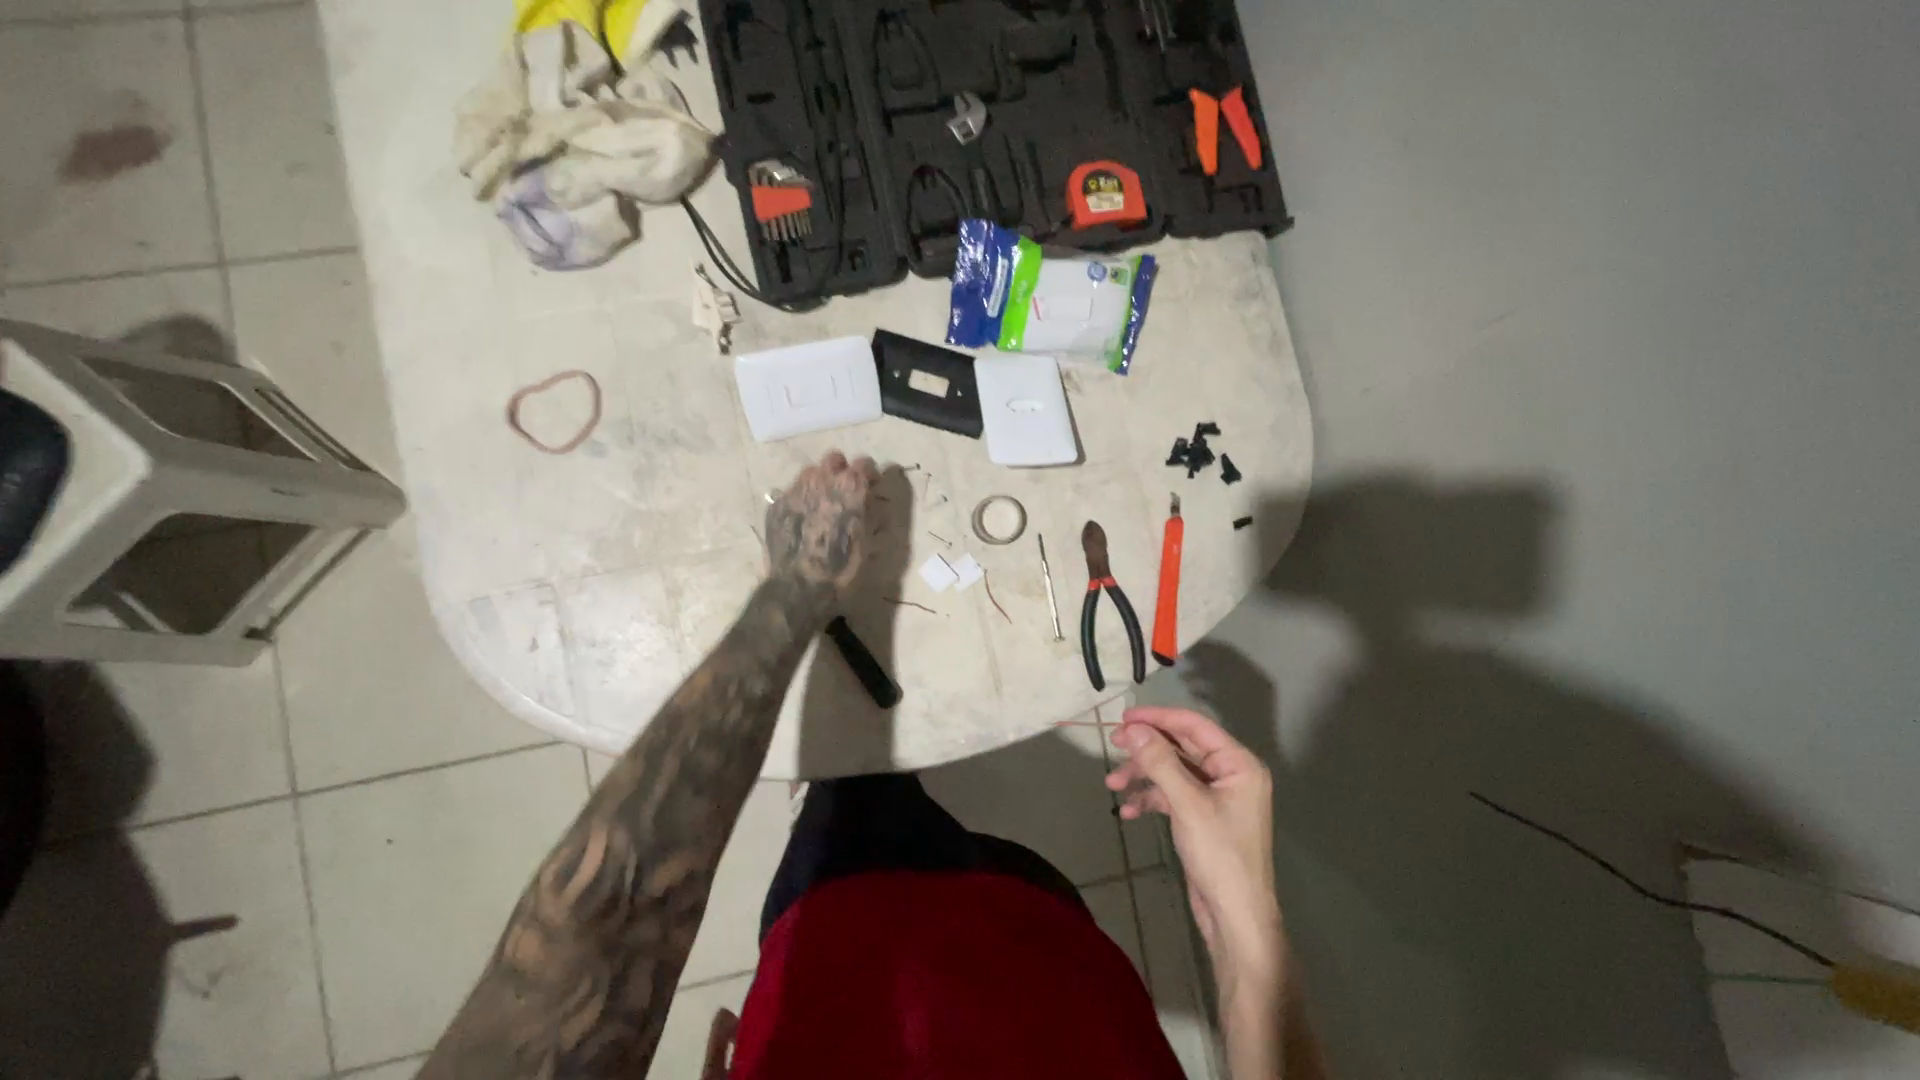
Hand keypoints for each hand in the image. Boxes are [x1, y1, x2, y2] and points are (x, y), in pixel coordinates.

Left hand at [764, 451, 876, 605]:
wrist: (799, 586)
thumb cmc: (842, 568)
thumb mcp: (866, 542)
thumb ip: (869, 513)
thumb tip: (871, 501)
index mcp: (851, 487)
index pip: (864, 463)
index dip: (869, 474)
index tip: (870, 486)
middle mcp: (822, 480)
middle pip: (834, 459)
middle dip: (841, 470)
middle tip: (844, 492)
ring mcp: (796, 489)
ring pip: (810, 473)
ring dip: (819, 483)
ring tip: (820, 505)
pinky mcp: (777, 504)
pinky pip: (792, 492)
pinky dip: (800, 501)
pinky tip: (801, 521)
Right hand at [1107, 706, 1280, 984]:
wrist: (1234, 916)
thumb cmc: (1219, 855)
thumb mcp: (1187, 804)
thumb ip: (1159, 762)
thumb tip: (1131, 729)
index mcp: (1238, 764)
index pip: (1195, 726)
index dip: (1159, 718)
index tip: (1124, 718)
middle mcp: (1230, 774)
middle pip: (1181, 747)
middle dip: (1146, 748)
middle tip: (1112, 745)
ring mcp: (1216, 797)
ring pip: (1173, 771)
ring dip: (1143, 775)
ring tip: (1112, 784)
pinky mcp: (1203, 817)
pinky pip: (1172, 795)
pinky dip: (1151, 798)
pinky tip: (1129, 811)